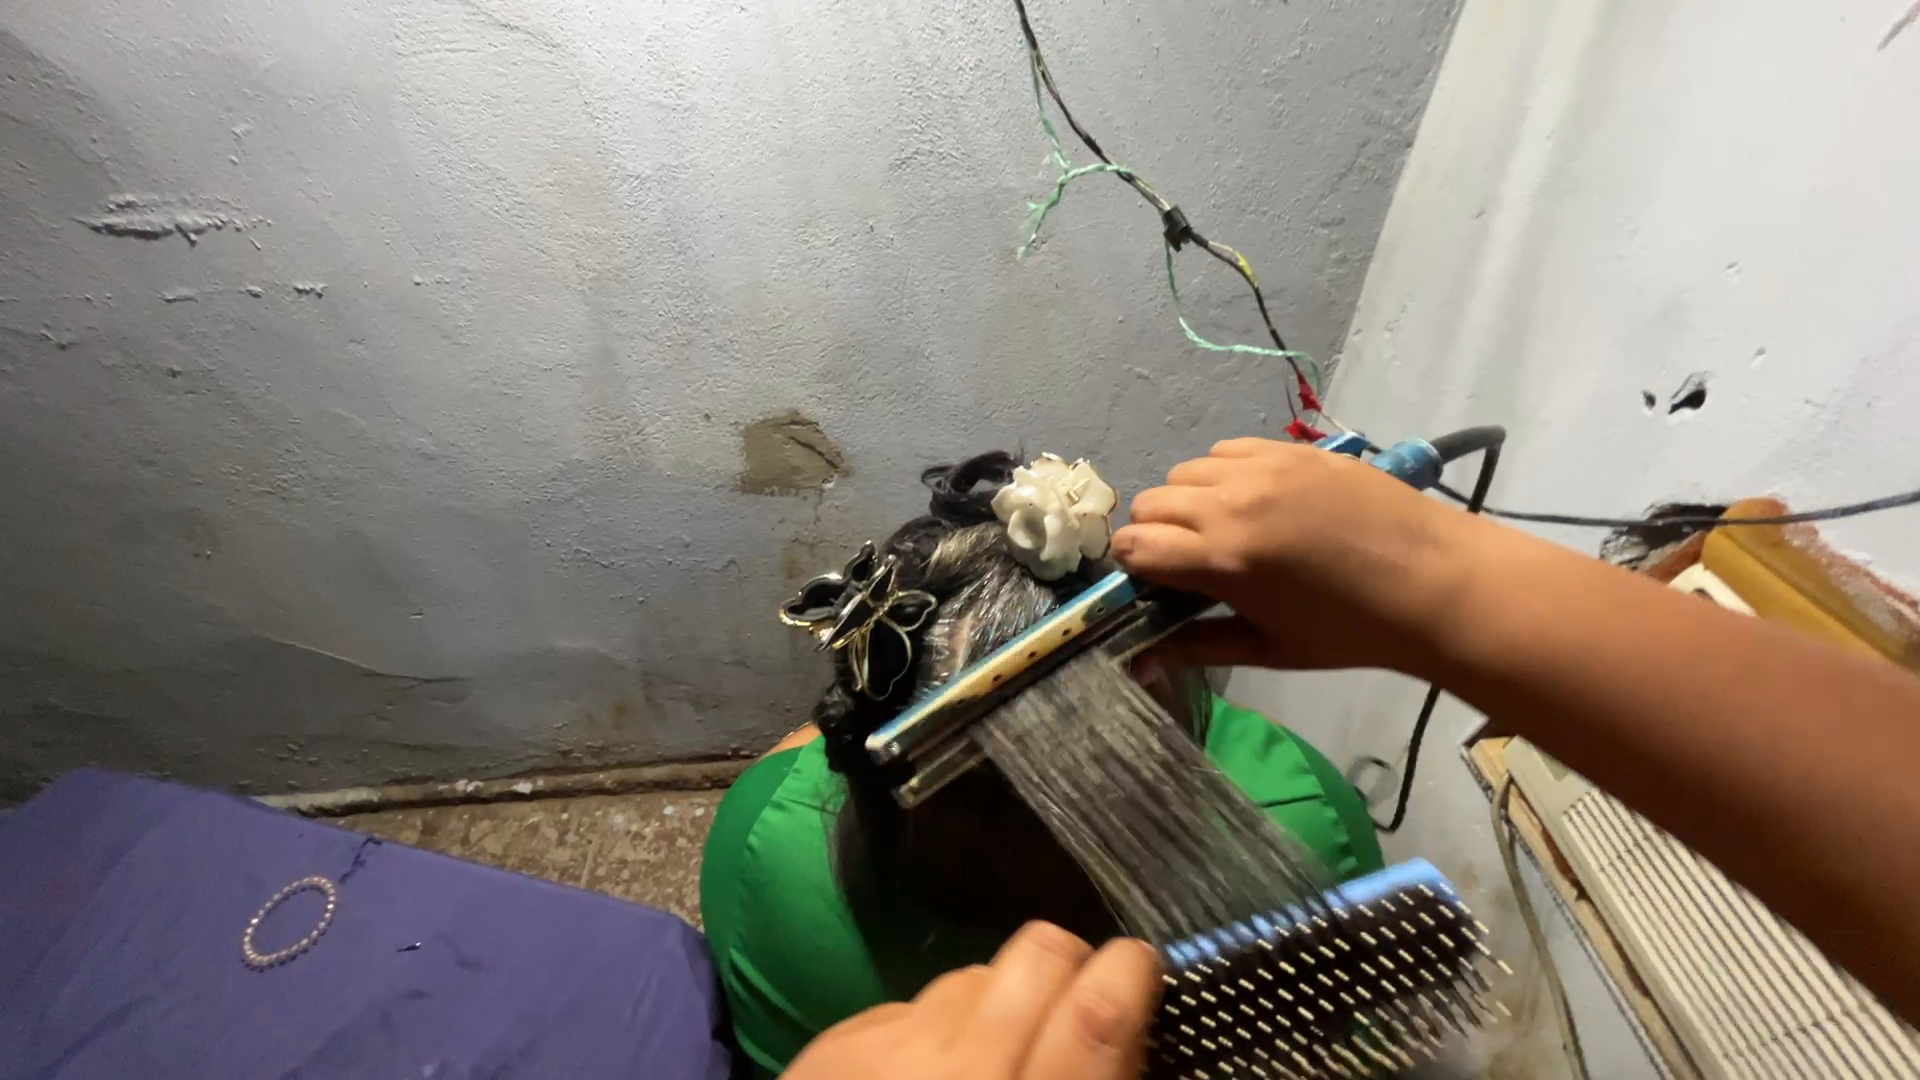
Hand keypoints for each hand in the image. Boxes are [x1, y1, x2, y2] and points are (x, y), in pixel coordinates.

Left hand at [784, 922, 1161, 1079]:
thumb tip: (1126, 1037)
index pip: (1095, 1019)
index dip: (1130, 973)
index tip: (1140, 965)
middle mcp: (956, 1070)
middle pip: (1039, 953)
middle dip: (1070, 962)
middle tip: (1070, 1004)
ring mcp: (891, 1046)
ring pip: (976, 971)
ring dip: (998, 1001)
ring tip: (986, 1057)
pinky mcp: (841, 1038)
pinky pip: (916, 1000)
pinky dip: (936, 1028)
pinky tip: (920, 1079)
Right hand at [1113, 437, 1480, 672]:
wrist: (1437, 583)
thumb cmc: (1349, 630)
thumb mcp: (1266, 648)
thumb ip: (1194, 647)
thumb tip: (1140, 663)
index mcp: (1222, 559)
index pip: (1134, 545)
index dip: (1135, 565)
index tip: (1157, 581)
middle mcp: (1230, 504)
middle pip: (1149, 504)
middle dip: (1155, 532)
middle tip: (1190, 557)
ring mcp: (1261, 469)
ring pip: (1183, 473)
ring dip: (1187, 500)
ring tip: (1223, 525)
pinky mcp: (1288, 450)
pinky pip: (1223, 450)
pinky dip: (1221, 473)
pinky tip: (1251, 498)